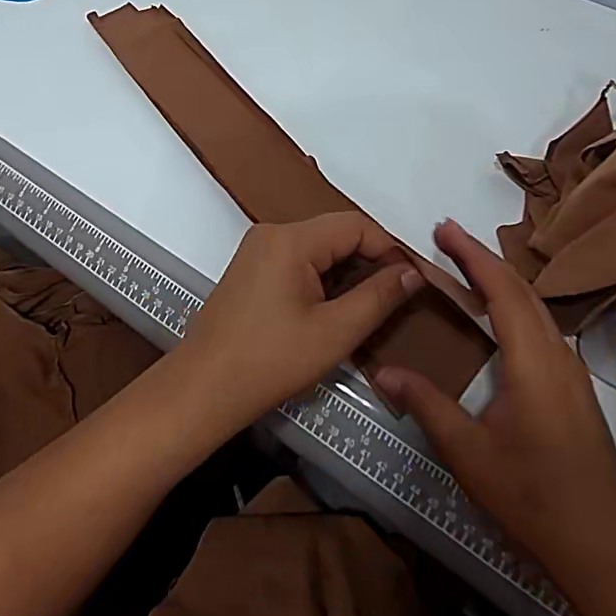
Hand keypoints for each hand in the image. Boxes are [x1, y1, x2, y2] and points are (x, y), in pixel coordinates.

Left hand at [172, 212, 423, 429]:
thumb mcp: (334, 332)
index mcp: (290, 239)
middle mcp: (272, 233)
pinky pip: (299, 261)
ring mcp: (258, 251)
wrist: (203, 390)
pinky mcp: (252, 270)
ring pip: (319, 248)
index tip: (412, 280)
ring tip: (370, 306)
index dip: (389, 248)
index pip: (355, 225)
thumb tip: (411, 273)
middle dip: (369, 261)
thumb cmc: (268, 362)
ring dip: (347, 272)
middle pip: (336, 233)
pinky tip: (336, 308)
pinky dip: (324, 279)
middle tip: (396, 296)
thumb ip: (379, 297)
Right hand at [376, 222, 615, 615]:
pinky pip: (539, 326)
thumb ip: (427, 405)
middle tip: (446, 236)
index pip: (501, 289)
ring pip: (533, 306)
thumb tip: (383, 372)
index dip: (471, 254)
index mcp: (533, 360)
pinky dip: (512, 303)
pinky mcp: (574, 385)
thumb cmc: (533, 496)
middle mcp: (557, 353)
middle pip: (521, 288)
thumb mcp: (470, 453)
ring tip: (465, 266)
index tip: (443, 227)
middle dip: (483, 257)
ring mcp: (571, 369)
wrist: (603, 545)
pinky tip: (496, 316)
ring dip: (499, 279)